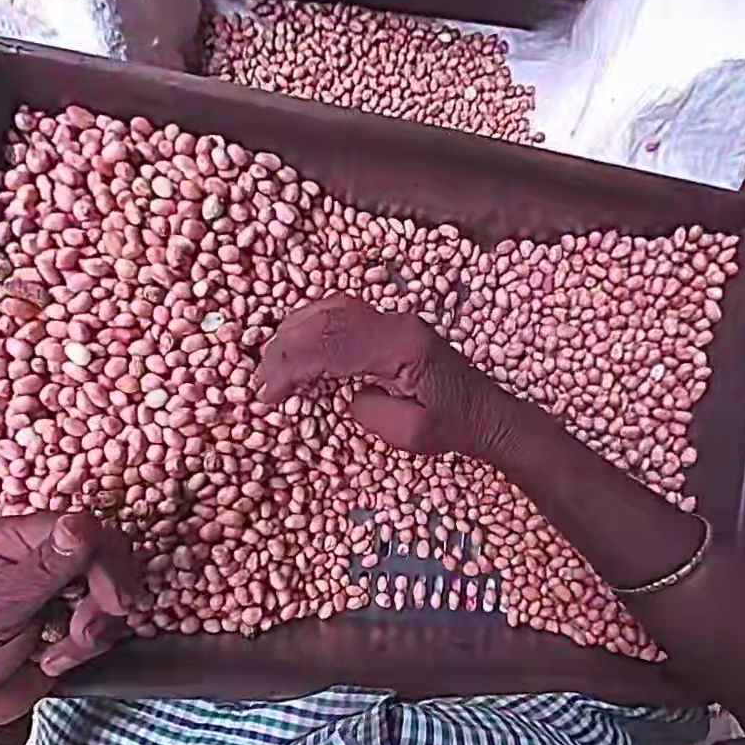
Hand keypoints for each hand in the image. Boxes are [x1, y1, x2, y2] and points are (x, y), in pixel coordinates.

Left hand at [0, 512, 136, 744]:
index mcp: (11, 540)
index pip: (80, 528)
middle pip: (105, 554)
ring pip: (112, 588)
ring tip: (57, 653)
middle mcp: (40, 556)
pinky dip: (90, 645)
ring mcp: (60, 588)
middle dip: (102, 596)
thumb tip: (82, 525)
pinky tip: (55, 660)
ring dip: (94, 626)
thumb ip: (43, 568)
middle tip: (85, 629)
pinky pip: (108, 620)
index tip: (110, 596)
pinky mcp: (75, 618)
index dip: (102, 559)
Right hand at [256, 295, 518, 459]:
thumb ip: (372, 413)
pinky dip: (310, 327)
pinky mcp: (389, 325)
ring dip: (293, 333)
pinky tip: (295, 344)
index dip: (292, 366)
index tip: (267, 394)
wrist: (486, 412)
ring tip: (270, 365)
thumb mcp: (414, 435)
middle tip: (258, 382)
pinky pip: (341, 313)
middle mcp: (396, 322)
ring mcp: (393, 319)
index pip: (333, 345)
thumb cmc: (454, 426)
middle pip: (326, 320)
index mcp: (402, 346)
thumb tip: (344, 394)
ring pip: (330, 308)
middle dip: (284, 349)